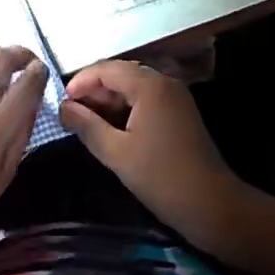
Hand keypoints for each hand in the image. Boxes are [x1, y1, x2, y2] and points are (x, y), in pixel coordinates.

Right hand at [59, 60, 250, 251]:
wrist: (212, 205)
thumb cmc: (161, 177)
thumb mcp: (117, 154)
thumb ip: (87, 126)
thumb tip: (63, 108)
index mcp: (150, 86)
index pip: (108, 68)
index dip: (81, 81)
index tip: (61, 102)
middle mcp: (164, 82)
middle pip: (122, 74)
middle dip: (94, 89)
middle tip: (70, 112)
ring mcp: (175, 96)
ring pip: (134, 86)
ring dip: (109, 99)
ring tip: (86, 120)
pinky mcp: (180, 112)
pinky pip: (147, 98)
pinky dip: (126, 107)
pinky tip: (111, 127)